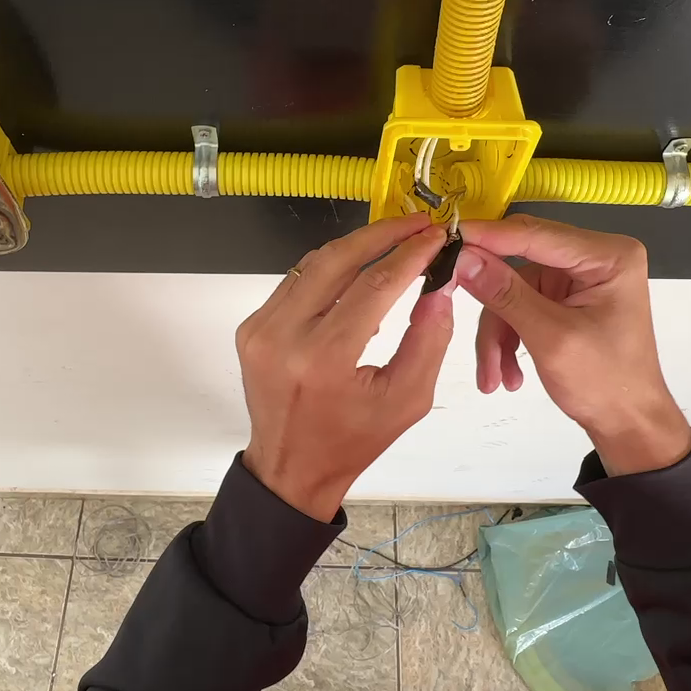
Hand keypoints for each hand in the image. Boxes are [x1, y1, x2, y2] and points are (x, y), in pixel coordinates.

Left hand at [236, 215, 455, 519]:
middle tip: (416, 223)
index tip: (435, 238)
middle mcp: (284, 336)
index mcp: (323, 360)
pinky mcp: (251, 326)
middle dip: (381, 234)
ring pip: (313, 264)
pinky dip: (330, 269)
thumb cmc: (351, 441)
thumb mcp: (406, 401)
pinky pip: (296, 281)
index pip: (374, 287)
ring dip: (355, 246)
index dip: (409, 256)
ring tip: (393, 237)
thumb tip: (439, 286)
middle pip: (337, 260)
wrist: (290, 467)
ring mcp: (260, 329)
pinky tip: (359, 270)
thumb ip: (428, 341)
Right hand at [454, 215, 690, 475]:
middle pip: (518, 260)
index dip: (486, 237)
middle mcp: (592, 257)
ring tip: (494, 377)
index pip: (534, 233)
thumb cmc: (605, 383)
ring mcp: (575, 278)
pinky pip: (519, 306)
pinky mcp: (561, 298)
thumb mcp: (550, 338)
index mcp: (607, 255)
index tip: (443, 240)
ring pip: (511, 289)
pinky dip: (508, 338)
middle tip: (447, 301)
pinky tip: (507, 374)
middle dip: (491, 298)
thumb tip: (462, 257)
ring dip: (497, 333)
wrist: (628, 425)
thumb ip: (505, 294)